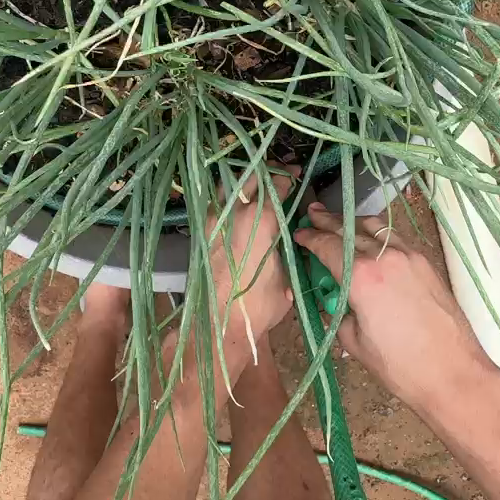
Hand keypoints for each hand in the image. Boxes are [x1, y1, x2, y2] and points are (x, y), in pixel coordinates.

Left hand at [204, 168, 295, 378]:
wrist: (215, 327)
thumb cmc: (256, 308)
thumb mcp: (286, 279)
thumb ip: (287, 251)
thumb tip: (291, 239)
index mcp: (259, 221)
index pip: (276, 186)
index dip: (289, 177)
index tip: (297, 174)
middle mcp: (234, 213)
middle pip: (251, 178)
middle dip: (268, 172)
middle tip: (280, 173)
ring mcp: (213, 221)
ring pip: (230, 186)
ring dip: (246, 180)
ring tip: (259, 184)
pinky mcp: (201, 232)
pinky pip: (217, 202)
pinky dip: (230, 196)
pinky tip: (239, 204)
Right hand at [291, 203, 494, 411]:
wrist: (453, 373)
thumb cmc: (401, 366)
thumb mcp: (354, 343)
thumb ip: (336, 313)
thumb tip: (329, 299)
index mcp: (361, 277)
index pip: (327, 246)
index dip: (309, 239)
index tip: (298, 234)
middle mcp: (384, 257)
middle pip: (349, 229)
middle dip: (327, 221)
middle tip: (312, 214)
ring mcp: (409, 256)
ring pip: (375, 226)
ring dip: (353, 223)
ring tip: (339, 222)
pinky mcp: (425, 262)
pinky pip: (395, 237)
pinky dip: (377, 233)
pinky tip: (371, 240)